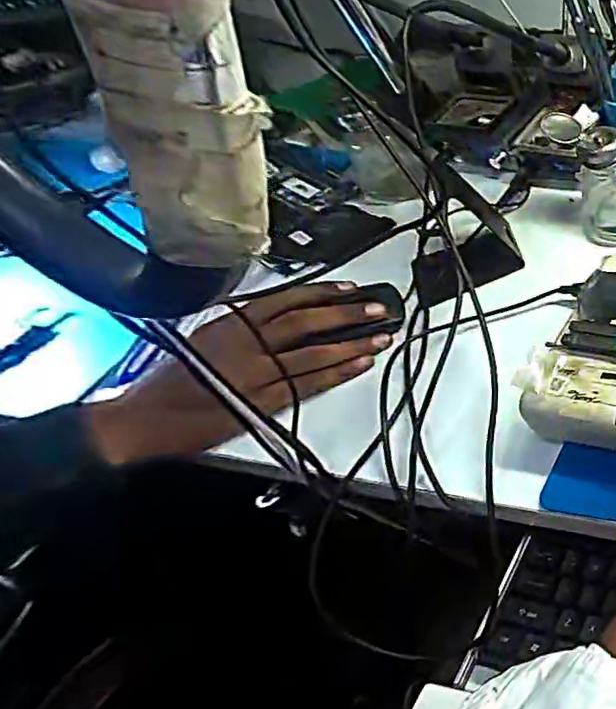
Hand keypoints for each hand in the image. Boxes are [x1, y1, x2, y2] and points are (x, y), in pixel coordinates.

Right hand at [83, 282, 392, 465]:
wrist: (140, 420)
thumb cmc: (170, 381)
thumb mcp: (205, 341)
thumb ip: (247, 329)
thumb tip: (295, 317)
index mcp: (227, 327)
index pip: (281, 301)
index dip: (320, 292)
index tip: (350, 288)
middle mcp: (244, 346)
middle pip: (305, 323)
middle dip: (347, 314)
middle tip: (379, 310)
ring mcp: (257, 373)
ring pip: (317, 353)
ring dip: (356, 344)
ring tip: (383, 337)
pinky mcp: (267, 400)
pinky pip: (313, 382)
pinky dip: (342, 372)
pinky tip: (363, 363)